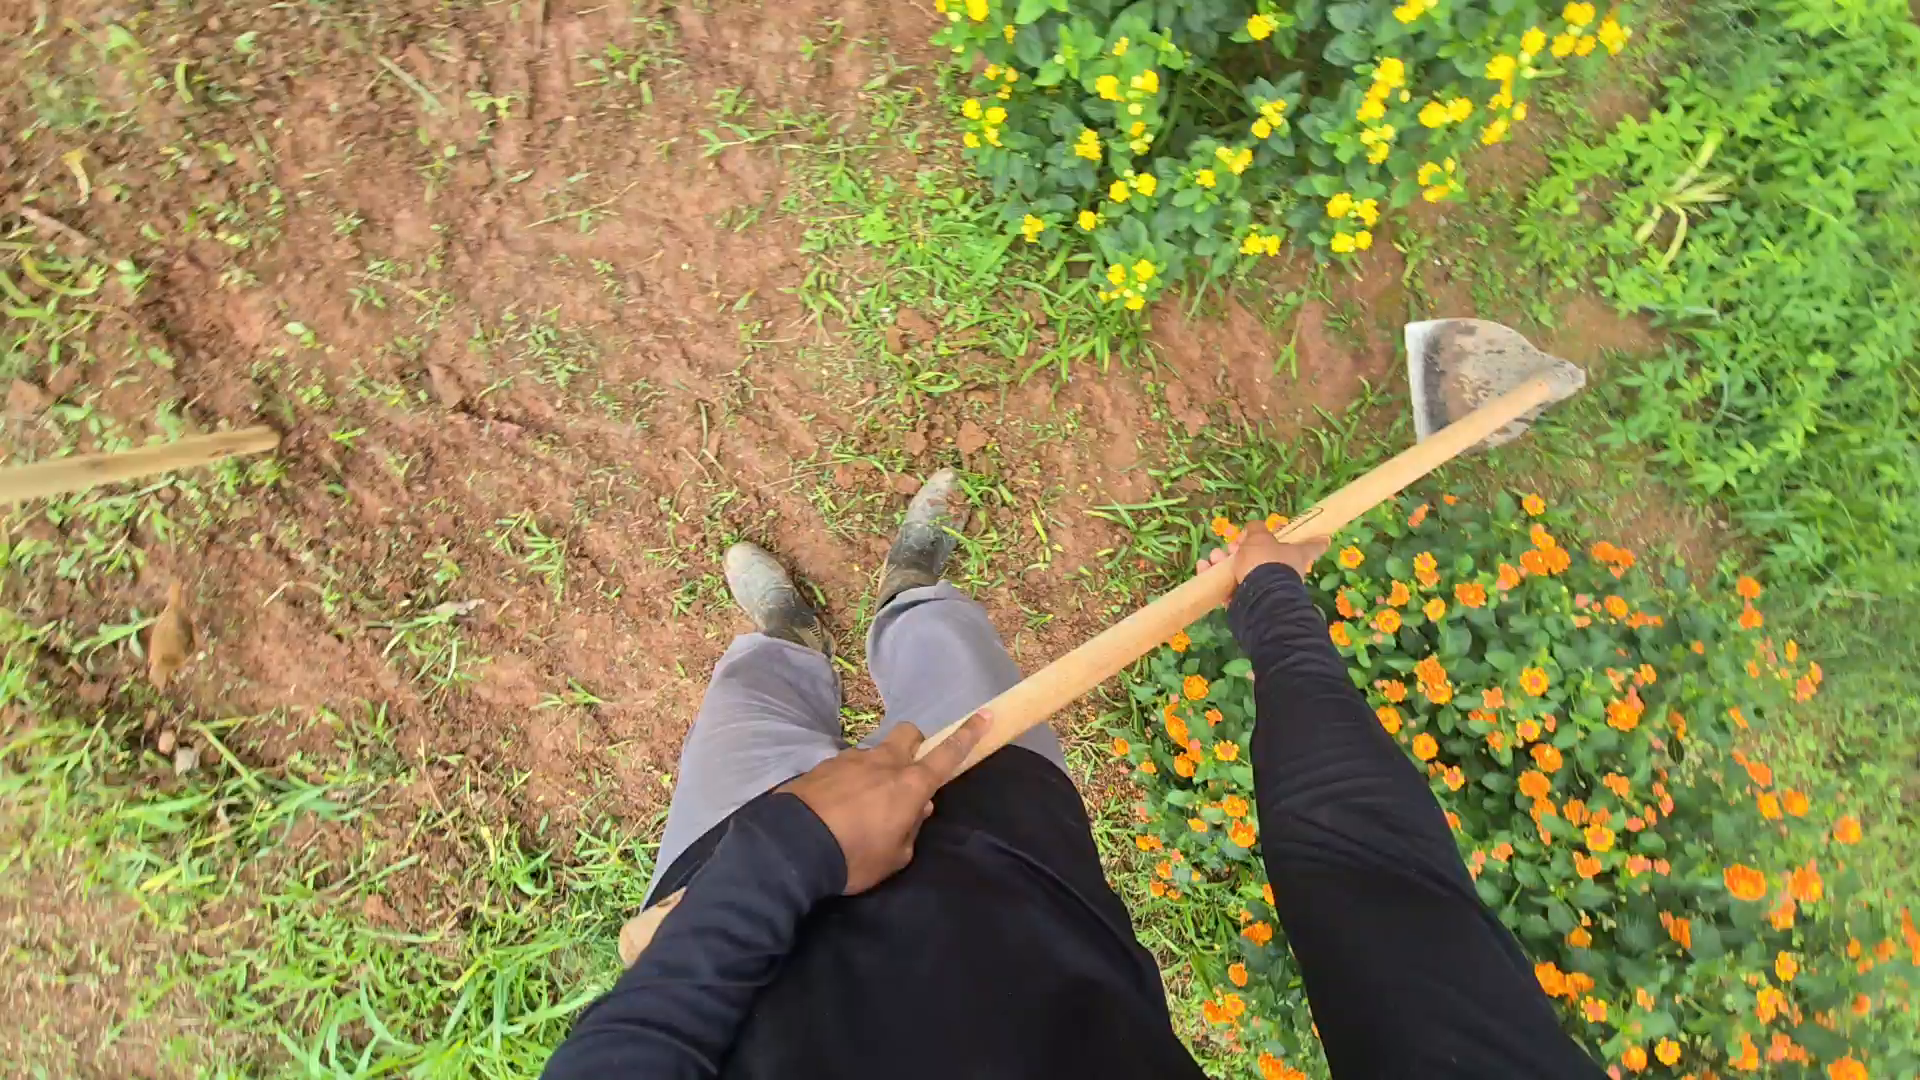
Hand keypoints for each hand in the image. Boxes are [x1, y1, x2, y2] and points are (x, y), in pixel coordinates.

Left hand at [779, 710, 990, 893]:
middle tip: (907, 774)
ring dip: (876, 772)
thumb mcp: (894, 858)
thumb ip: (911, 829)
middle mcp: (884, 763)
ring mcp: (851, 759)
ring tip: (860, 807)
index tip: (986, 715)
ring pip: (874, 753)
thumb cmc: (854, 857)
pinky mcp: (824, 766)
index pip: (948, 754)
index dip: (969, 734)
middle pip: (909, 734)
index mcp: (910, 784)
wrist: (791, 846)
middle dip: (914, 746)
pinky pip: (846, 768)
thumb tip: (918, 809)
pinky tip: (835, 809)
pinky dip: (848, 782)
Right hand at [1196, 521, 1327, 590]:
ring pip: (1244, 570)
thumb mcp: (1259, 538)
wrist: (1257, 597)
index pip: (1313, 545)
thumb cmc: (1264, 562)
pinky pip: (1231, 586)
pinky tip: (1204, 569)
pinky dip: (1216, 577)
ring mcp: (1267, 588)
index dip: (1318, 541)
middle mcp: (1285, 572)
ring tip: (1213, 559)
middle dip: (1242, 550)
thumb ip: (1256, 530)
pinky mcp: (1249, 601)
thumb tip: (1254, 528)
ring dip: (1224, 562)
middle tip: (1231, 547)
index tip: (1325, 538)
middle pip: (1265, 556)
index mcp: (1296, 554)